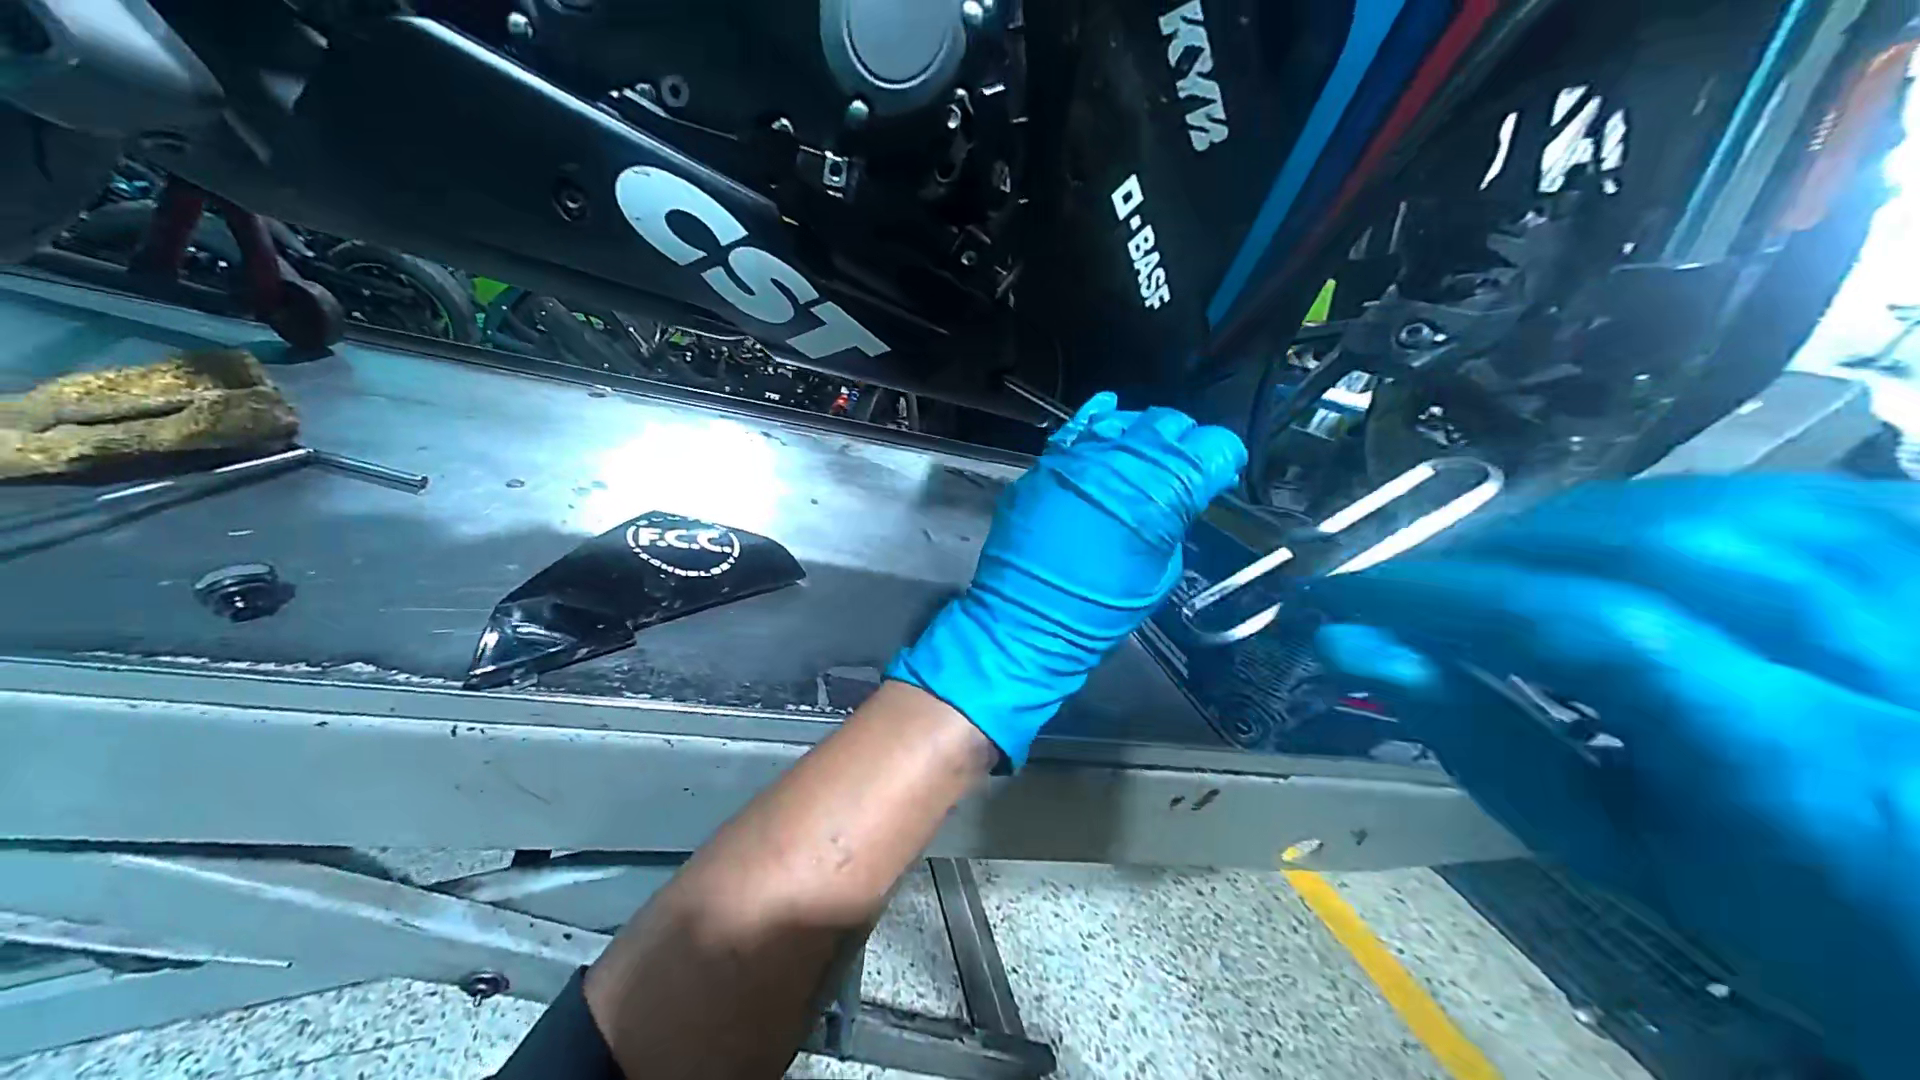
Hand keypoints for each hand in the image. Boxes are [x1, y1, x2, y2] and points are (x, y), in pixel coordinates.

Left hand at [888, 392, 1244, 767]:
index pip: (1214, 447)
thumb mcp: (1162, 572)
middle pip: (1171, 424)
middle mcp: (1125, 462)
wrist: (1028, 619)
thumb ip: (1176, 523)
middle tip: (1184, 465)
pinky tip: (1109, 414)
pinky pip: (1079, 425)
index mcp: (1165, 493)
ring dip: (1144, 432)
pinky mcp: (1049, 463)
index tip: (1220, 471)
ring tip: (1147, 452)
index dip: (1223, 458)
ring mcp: (1082, 457)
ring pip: (1127, 418)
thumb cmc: (1100, 610)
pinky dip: (1099, 418)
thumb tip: (1181, 501)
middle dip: (1186, 441)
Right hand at [1309, 474, 1919, 1078]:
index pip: (1583, 630)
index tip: (1336, 594)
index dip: (1437, 595)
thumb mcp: (1616, 851)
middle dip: (1491, 554)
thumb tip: (1347, 649)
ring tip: (1491, 567)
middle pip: (1644, 545)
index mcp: (1806, 770)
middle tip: (1409, 585)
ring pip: (1709, 504)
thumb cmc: (1786, 914)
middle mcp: (1901, 661)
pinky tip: (1610, 544)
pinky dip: (1659, 509)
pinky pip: (1781, 493)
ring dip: (1562, 527)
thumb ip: (1481, 742)